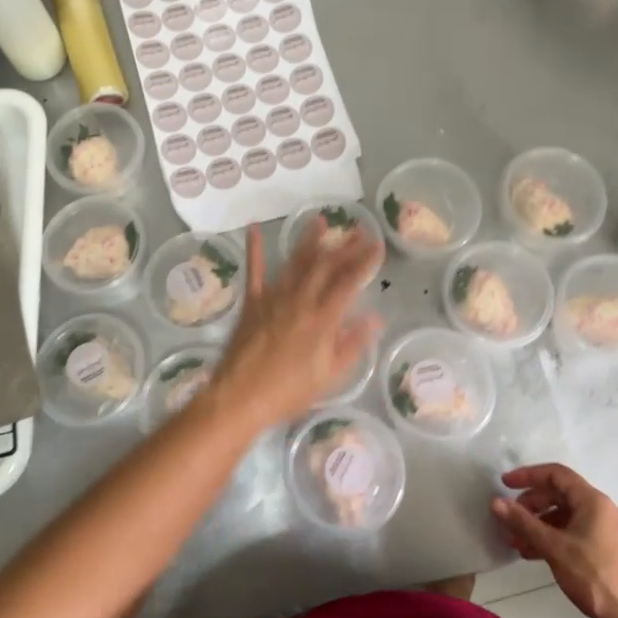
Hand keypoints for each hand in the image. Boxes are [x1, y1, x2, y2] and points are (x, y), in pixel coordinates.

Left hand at [210, 221, 383, 425]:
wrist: (240, 397)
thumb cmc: (288, 393)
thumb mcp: (329, 376)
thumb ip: (352, 344)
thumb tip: (375, 318)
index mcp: (322, 320)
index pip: (349, 283)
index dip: (365, 261)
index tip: (377, 244)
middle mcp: (300, 301)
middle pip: (325, 266)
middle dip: (344, 245)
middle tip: (358, 228)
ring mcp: (273, 298)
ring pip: (295, 262)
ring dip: (309, 239)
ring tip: (321, 220)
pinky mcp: (252, 302)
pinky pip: (254, 270)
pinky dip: (255, 248)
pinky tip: (253, 228)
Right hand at [491, 464, 617, 617]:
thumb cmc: (595, 577)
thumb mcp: (554, 548)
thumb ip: (523, 523)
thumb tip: (496, 502)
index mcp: (593, 501)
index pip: (556, 474)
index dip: (528, 475)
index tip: (504, 485)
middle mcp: (603, 510)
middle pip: (560, 495)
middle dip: (531, 505)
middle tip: (510, 521)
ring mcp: (608, 532)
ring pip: (566, 518)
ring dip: (540, 526)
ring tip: (517, 543)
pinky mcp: (609, 552)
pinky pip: (575, 535)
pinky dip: (554, 540)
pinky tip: (536, 555)